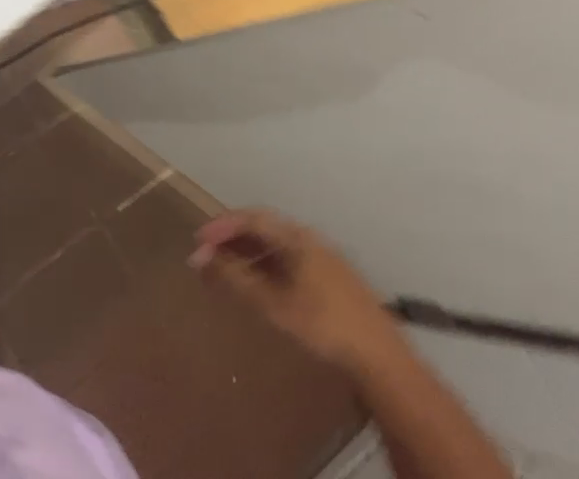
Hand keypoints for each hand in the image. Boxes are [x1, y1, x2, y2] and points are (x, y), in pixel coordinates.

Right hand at [190, 208, 399, 369]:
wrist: (381, 359)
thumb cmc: (323, 325)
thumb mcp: (271, 302)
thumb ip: (235, 276)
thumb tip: (203, 257)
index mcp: (298, 239)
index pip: (251, 218)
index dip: (220, 226)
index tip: (197, 242)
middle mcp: (311, 242)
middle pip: (262, 229)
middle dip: (229, 240)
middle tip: (205, 258)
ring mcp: (324, 260)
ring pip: (274, 246)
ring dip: (244, 254)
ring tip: (224, 273)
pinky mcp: (330, 279)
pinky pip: (287, 260)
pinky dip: (262, 266)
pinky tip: (254, 285)